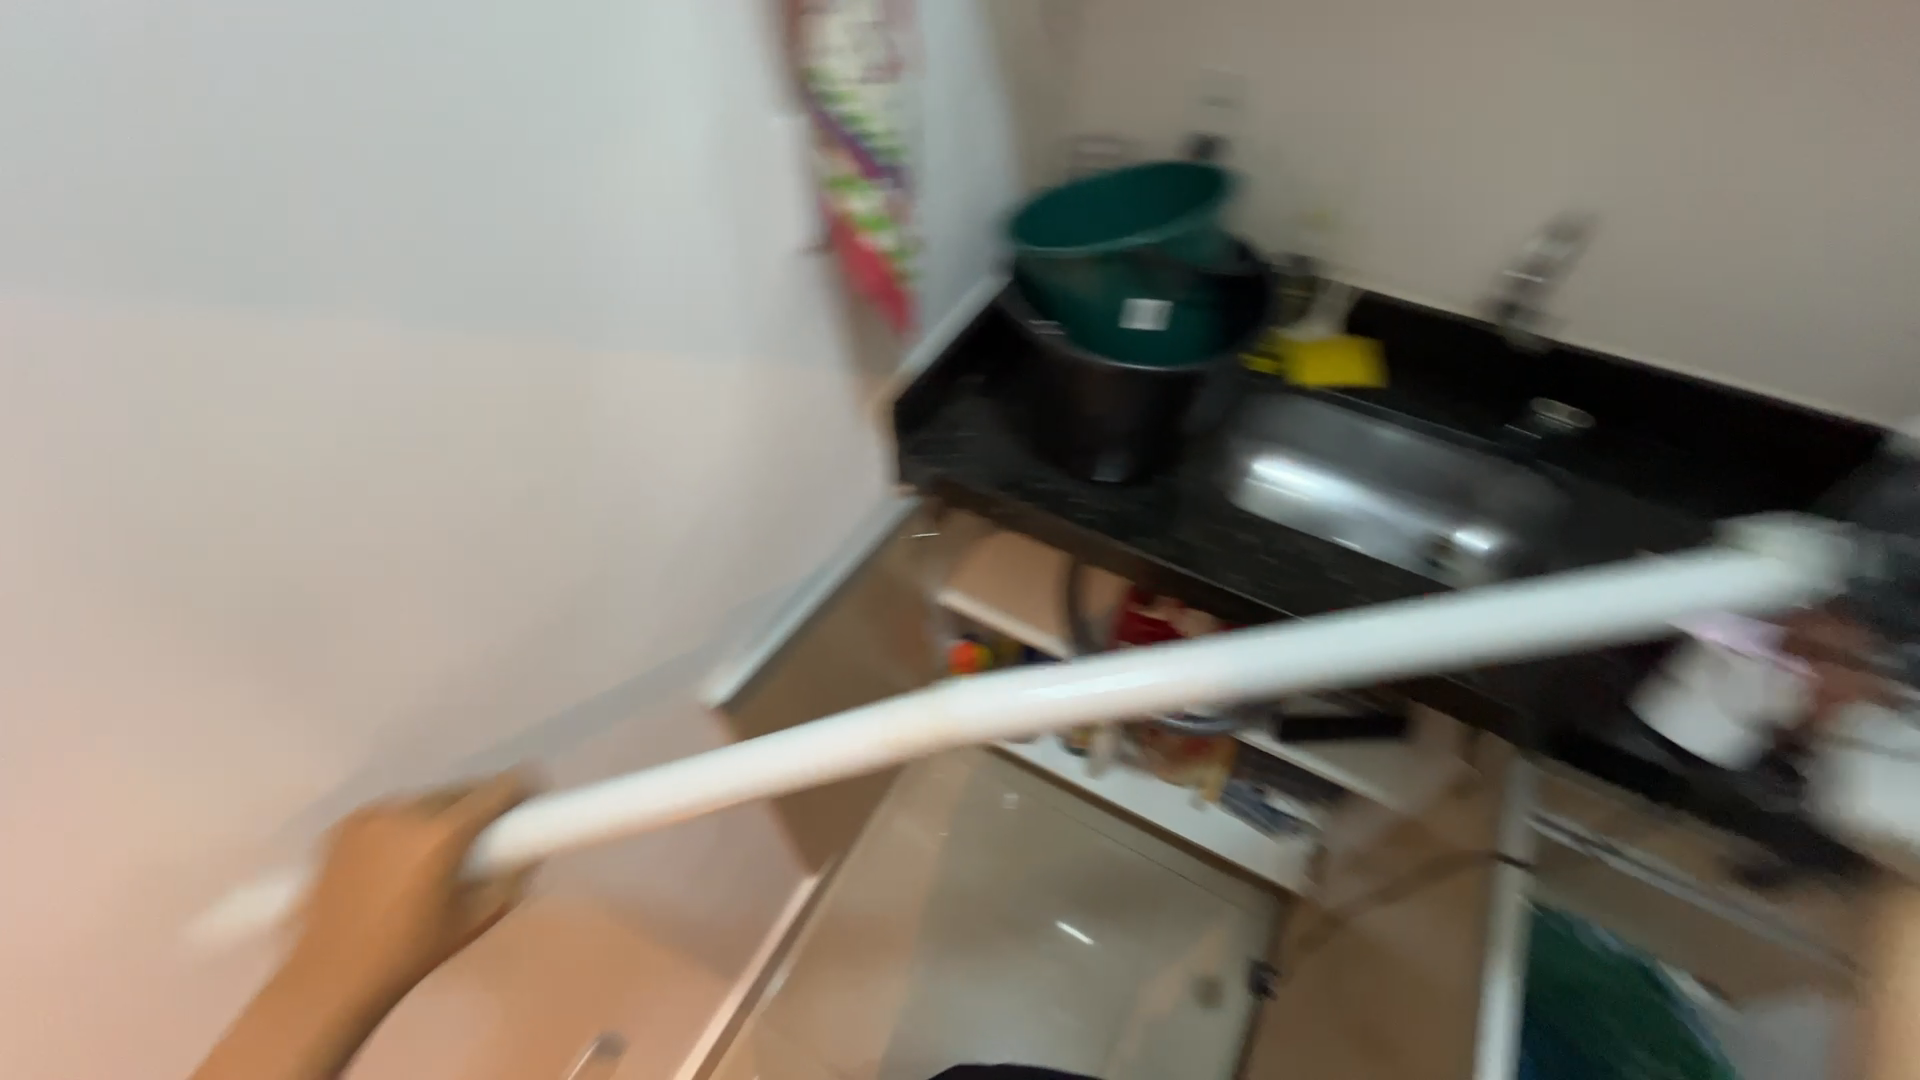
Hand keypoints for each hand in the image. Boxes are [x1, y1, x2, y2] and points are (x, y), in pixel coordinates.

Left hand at [285, 772, 535, 1012]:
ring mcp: (371, 817)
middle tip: (489, 836)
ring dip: (447, 813)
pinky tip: (404, 855)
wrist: (328, 981)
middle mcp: (407, 813)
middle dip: (484, 805)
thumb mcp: (483, 915)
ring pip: (431, 799)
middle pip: (465, 789)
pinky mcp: (344, 826)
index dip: (523, 791)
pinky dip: (409, 824)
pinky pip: (397, 812)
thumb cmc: (413, 952)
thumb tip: (532, 845)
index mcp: (443, 834)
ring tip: (444, 848)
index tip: (531, 804)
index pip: (501, 787)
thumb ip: (517, 872)